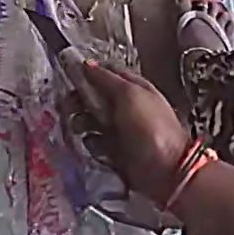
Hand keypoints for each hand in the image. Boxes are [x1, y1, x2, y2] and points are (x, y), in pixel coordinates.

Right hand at [76, 57, 194, 202]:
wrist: (164, 170)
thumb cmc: (148, 127)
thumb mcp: (129, 94)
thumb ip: (105, 78)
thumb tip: (85, 63)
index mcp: (134, 88)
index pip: (106, 73)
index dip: (88, 73)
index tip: (70, 76)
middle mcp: (125, 106)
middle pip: (93, 95)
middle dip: (78, 99)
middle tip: (69, 105)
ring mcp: (119, 128)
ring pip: (89, 118)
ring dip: (80, 121)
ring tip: (79, 128)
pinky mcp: (113, 149)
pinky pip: (93, 140)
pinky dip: (91, 142)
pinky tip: (96, 145)